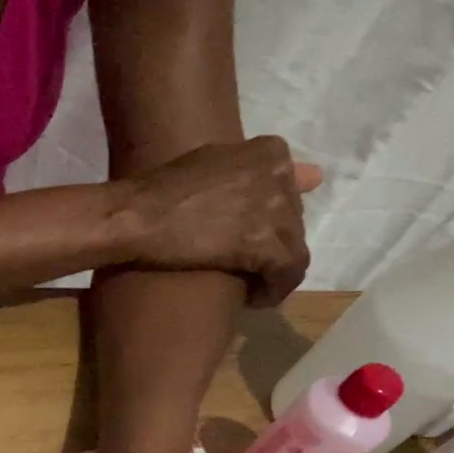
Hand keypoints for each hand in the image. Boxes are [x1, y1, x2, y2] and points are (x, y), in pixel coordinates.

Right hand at [119, 136, 320, 305]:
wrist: (137, 217)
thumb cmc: (161, 190)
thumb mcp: (214, 164)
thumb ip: (258, 171)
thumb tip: (316, 176)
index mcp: (270, 152)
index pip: (289, 193)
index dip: (268, 221)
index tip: (247, 238)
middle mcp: (280, 176)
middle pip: (291, 222)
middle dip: (271, 247)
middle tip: (244, 266)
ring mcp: (273, 210)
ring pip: (293, 250)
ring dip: (272, 273)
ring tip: (248, 287)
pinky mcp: (262, 245)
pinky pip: (286, 274)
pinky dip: (274, 290)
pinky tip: (253, 299)